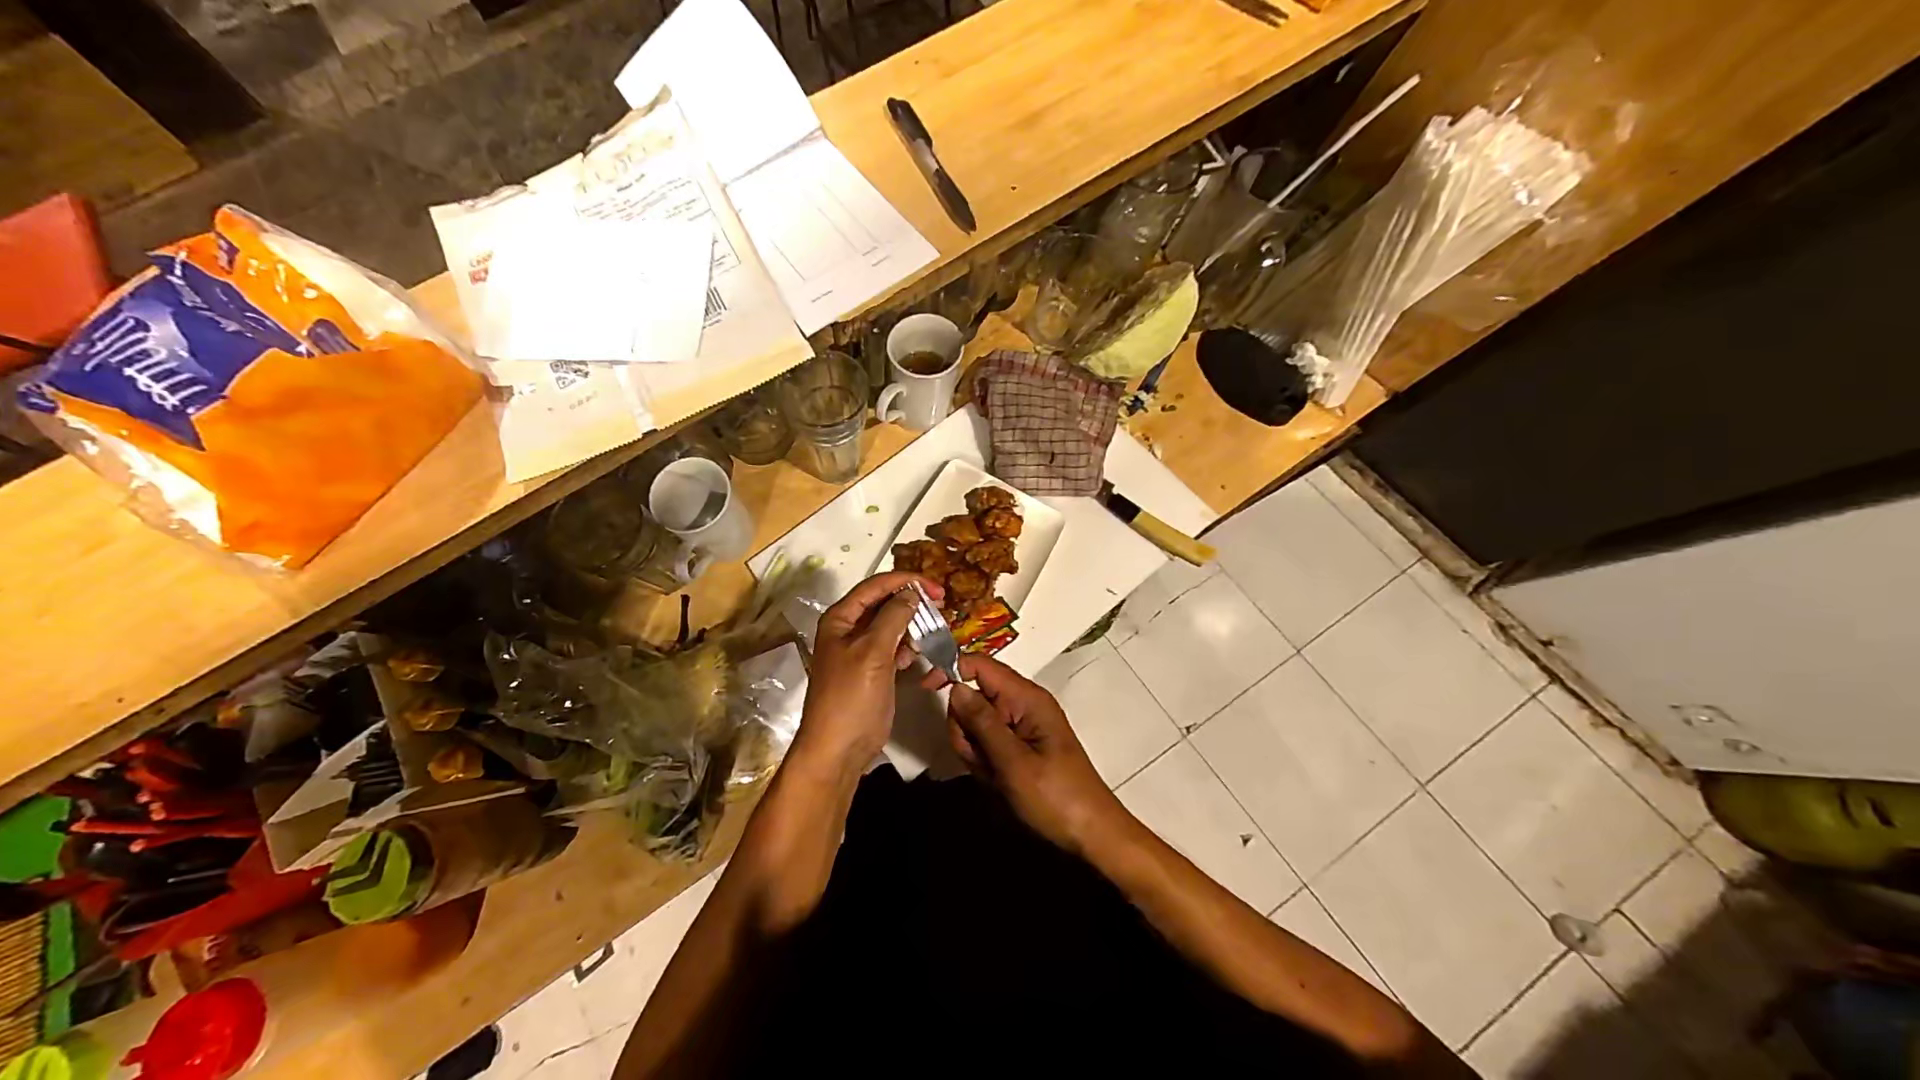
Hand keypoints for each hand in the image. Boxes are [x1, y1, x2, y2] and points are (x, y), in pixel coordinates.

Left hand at [794, 571, 943, 770]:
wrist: (839, 748)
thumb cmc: (851, 696)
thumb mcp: (872, 652)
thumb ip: (893, 617)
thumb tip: (912, 593)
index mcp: (841, 619)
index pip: (875, 586)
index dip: (906, 582)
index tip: (937, 589)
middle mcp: (849, 629)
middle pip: (884, 603)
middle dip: (912, 602)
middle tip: (941, 607)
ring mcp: (860, 651)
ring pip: (891, 625)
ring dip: (912, 625)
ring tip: (934, 630)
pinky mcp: (873, 670)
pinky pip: (893, 647)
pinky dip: (907, 646)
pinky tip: (917, 655)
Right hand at [942, 653, 1134, 855]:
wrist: (1090, 834)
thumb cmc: (1056, 797)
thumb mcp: (1013, 761)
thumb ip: (982, 721)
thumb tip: (955, 686)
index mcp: (1026, 698)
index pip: (980, 665)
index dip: (951, 669)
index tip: (926, 689)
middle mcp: (1022, 704)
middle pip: (972, 696)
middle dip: (964, 727)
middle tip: (980, 759)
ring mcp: (1020, 725)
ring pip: (975, 723)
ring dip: (973, 749)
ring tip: (994, 776)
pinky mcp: (1018, 745)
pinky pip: (986, 742)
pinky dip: (983, 760)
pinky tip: (997, 781)